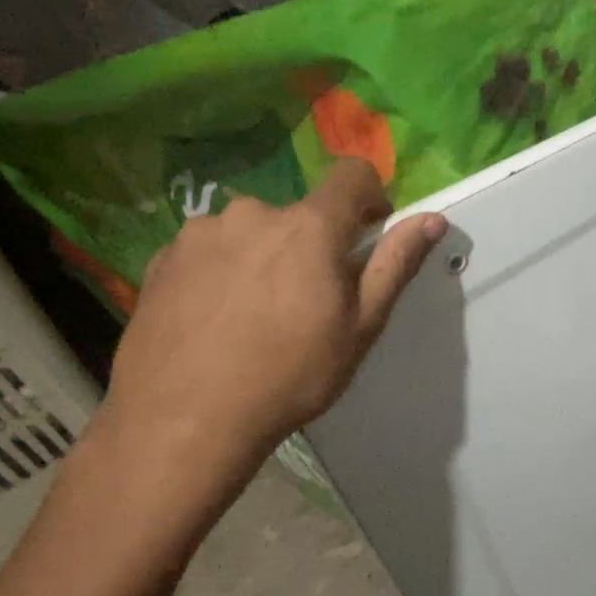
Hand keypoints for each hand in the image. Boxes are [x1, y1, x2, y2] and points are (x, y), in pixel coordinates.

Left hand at [91, 159, 446, 525]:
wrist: (184, 420)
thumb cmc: (291, 374)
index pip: (352, 175)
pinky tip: (221, 318)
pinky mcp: (163, 258)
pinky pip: (211, 249)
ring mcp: (200, 233)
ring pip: (252, 230)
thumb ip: (396, 263)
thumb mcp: (362, 325)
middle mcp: (252, 214)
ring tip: (260, 312)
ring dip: (267, 254)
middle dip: (314, 241)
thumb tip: (432, 219)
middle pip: (300, 212)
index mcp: (309, 226)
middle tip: (313, 298)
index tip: (370, 233)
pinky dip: (226, 269)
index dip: (371, 196)